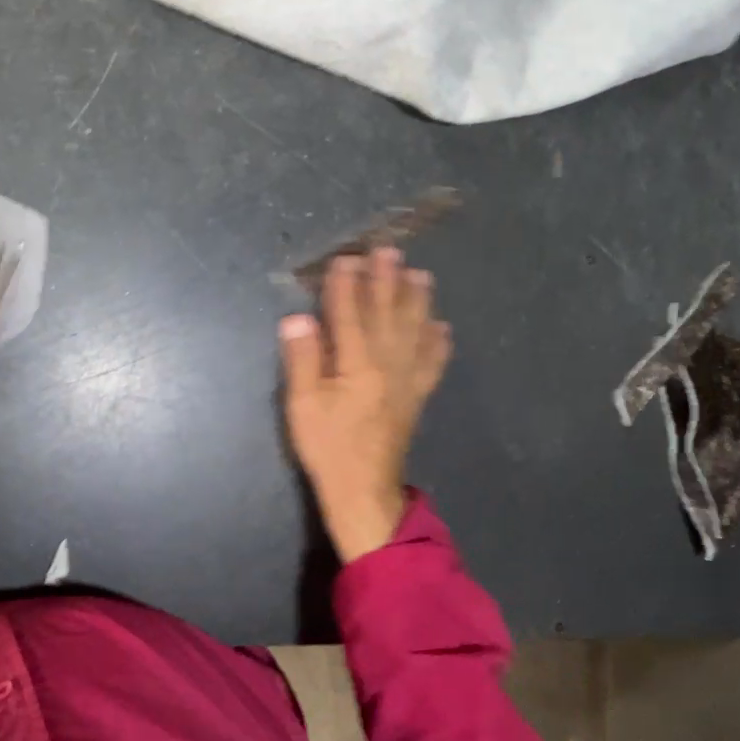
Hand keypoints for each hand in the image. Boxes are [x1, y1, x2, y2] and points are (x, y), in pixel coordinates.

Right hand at [279, 248, 452, 562]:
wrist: (363, 489)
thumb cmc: (327, 446)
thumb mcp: (302, 405)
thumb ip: (302, 360)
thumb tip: (297, 319)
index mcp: (356, 365)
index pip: (349, 315)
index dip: (346, 285)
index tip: (346, 258)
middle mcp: (387, 365)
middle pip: (387, 314)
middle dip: (386, 281)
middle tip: (389, 251)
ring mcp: (407, 380)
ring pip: (415, 331)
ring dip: (417, 301)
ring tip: (420, 275)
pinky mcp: (417, 397)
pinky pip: (432, 363)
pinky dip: (438, 343)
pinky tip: (442, 327)